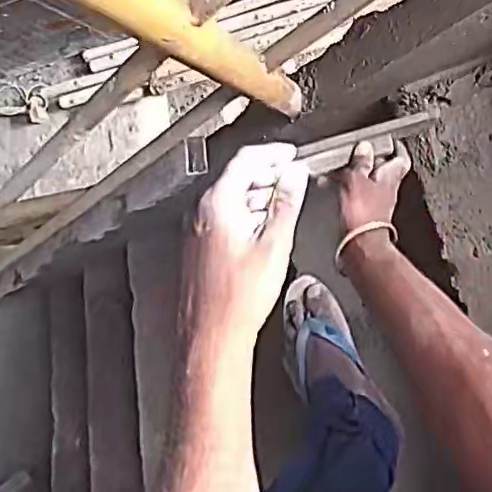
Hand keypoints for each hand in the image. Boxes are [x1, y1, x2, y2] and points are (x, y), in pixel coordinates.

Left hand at [182, 142, 308, 350]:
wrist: (212, 337)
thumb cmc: (239, 297)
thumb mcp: (274, 243)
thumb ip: (286, 202)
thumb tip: (295, 175)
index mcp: (218, 203)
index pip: (245, 160)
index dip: (272, 153)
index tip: (290, 154)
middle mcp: (201, 211)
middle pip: (236, 176)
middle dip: (267, 173)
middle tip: (292, 176)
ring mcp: (197, 229)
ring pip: (230, 196)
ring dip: (257, 193)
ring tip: (283, 202)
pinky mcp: (198, 245)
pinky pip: (223, 215)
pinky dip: (245, 211)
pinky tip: (263, 227)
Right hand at [338, 140, 409, 252]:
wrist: (360, 246)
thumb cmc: (363, 214)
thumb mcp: (356, 178)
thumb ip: (360, 162)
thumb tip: (364, 148)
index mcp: (390, 177)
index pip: (401, 158)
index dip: (397, 148)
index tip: (390, 141)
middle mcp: (388, 190)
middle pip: (384, 170)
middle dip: (372, 160)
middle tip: (358, 152)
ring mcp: (378, 204)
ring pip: (370, 182)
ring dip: (356, 175)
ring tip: (339, 170)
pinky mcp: (366, 216)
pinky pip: (358, 196)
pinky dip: (348, 189)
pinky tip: (334, 188)